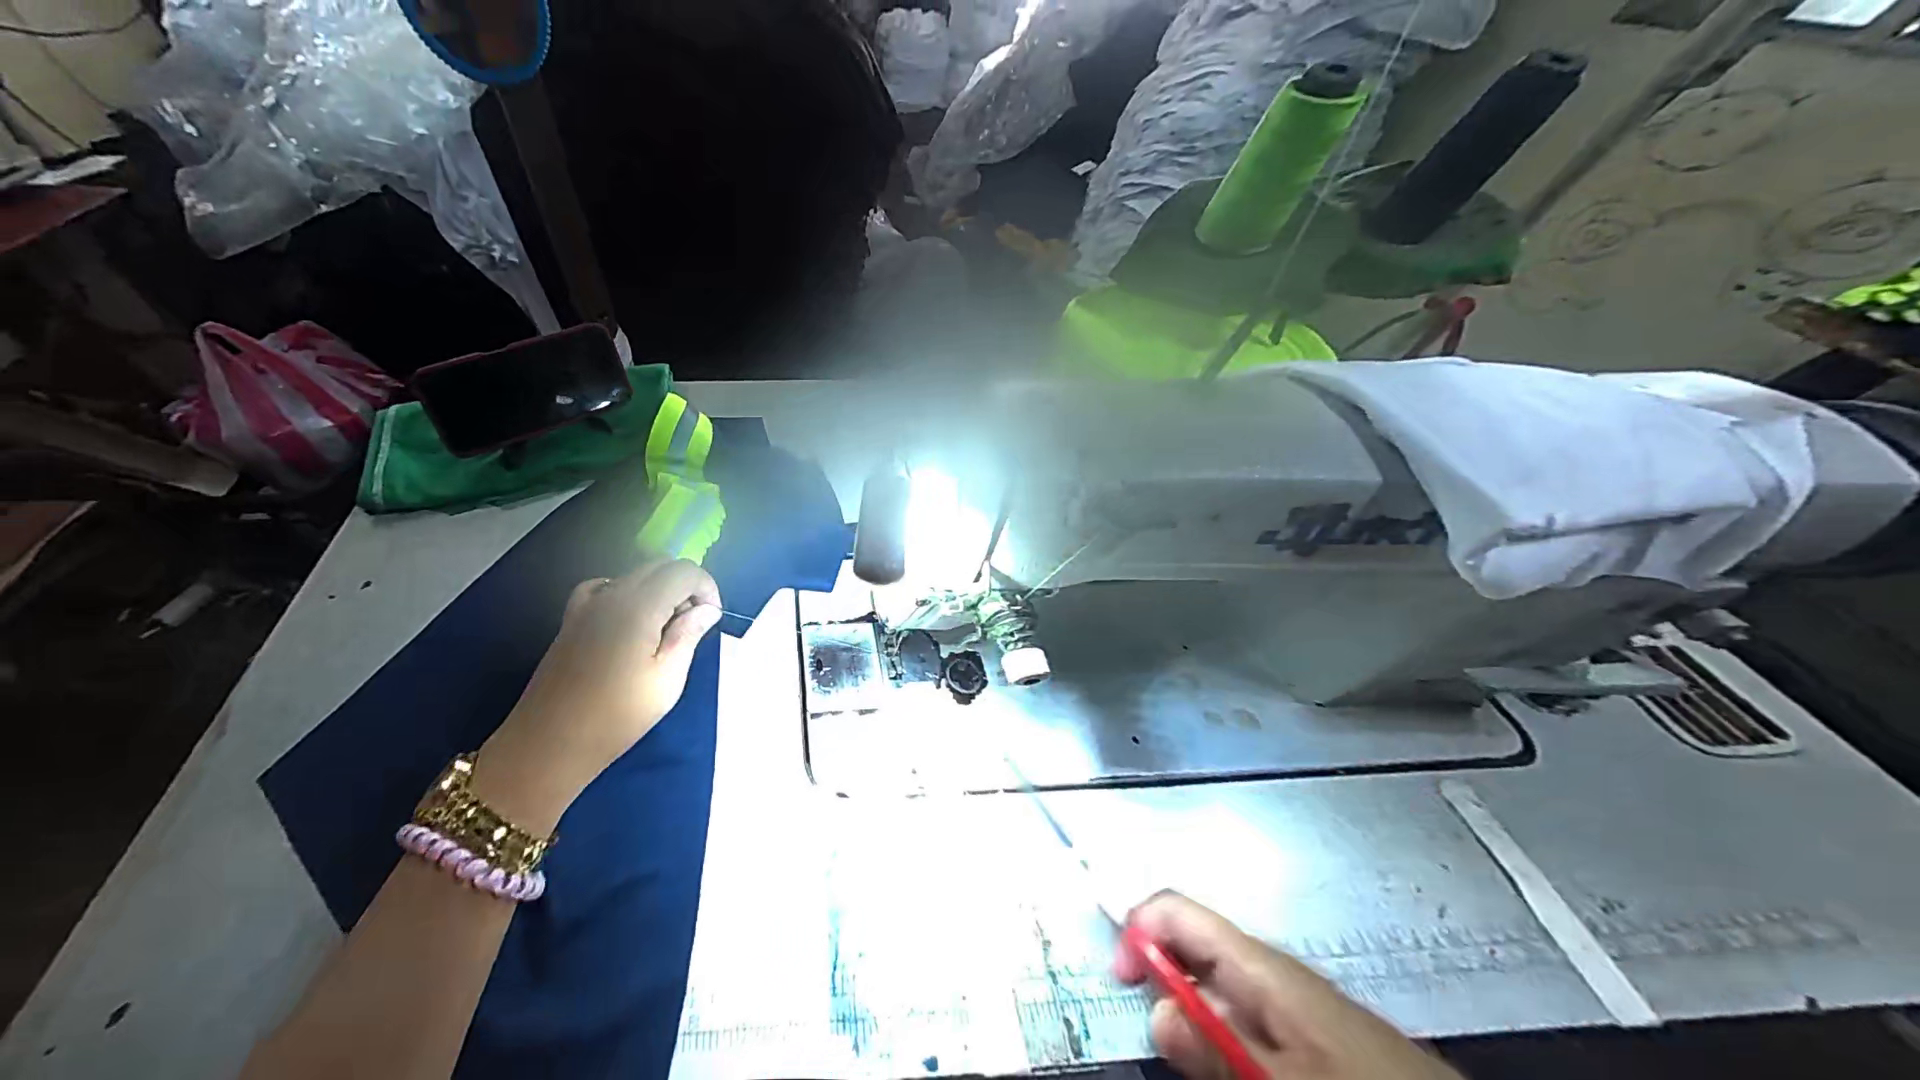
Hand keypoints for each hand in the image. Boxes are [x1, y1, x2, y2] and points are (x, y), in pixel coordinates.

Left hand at [472, 559, 722, 830]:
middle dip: (686, 584)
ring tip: (664, 628)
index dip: (706, 586)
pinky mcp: (571, 620)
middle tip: (693, 622)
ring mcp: (586, 606)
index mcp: (639, 606)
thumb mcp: (667, 679)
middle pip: (659, 565)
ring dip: (659, 589)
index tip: (711, 617)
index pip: (683, 570)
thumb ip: (687, 635)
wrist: (549, 744)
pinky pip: (605, 588)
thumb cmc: (617, 716)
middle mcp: (611, 595)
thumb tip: (707, 608)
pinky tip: (630, 620)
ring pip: (634, 575)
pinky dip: (627, 593)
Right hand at [1115, 893, 1460, 1079]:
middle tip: (1161, 1038)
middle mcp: (1270, 968)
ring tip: (1197, 1058)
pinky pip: (1246, 1013)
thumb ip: (1215, 1046)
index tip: (1120, 980)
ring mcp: (1291, 997)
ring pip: (1217, 987)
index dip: (1137, 932)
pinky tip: (1234, 1063)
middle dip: (1163, 981)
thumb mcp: (1280, 1079)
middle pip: (1192, 948)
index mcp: (1258, 964)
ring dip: (1192, 1013)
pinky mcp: (1308, 1029)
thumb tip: (1156, 1011)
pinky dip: (1223, 1032)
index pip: (1176, 911)